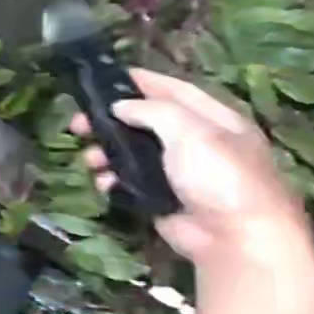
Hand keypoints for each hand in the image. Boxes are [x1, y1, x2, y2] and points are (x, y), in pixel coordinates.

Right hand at [71, 68, 309, 263]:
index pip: (173, 89)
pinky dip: (111, 180)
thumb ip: (154, 112)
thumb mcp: (192, 134)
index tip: (105, 76)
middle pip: (144, 120)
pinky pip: (127, 180)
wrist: (235, 237)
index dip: (142, 80)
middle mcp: (196, 140)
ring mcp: (178, 170)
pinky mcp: (162, 195)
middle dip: (109, 121)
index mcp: (214, 119)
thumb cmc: (220, 178)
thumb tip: (120, 105)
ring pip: (130, 152)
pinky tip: (103, 183)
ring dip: (104, 152)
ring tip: (89, 159)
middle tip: (78, 124)